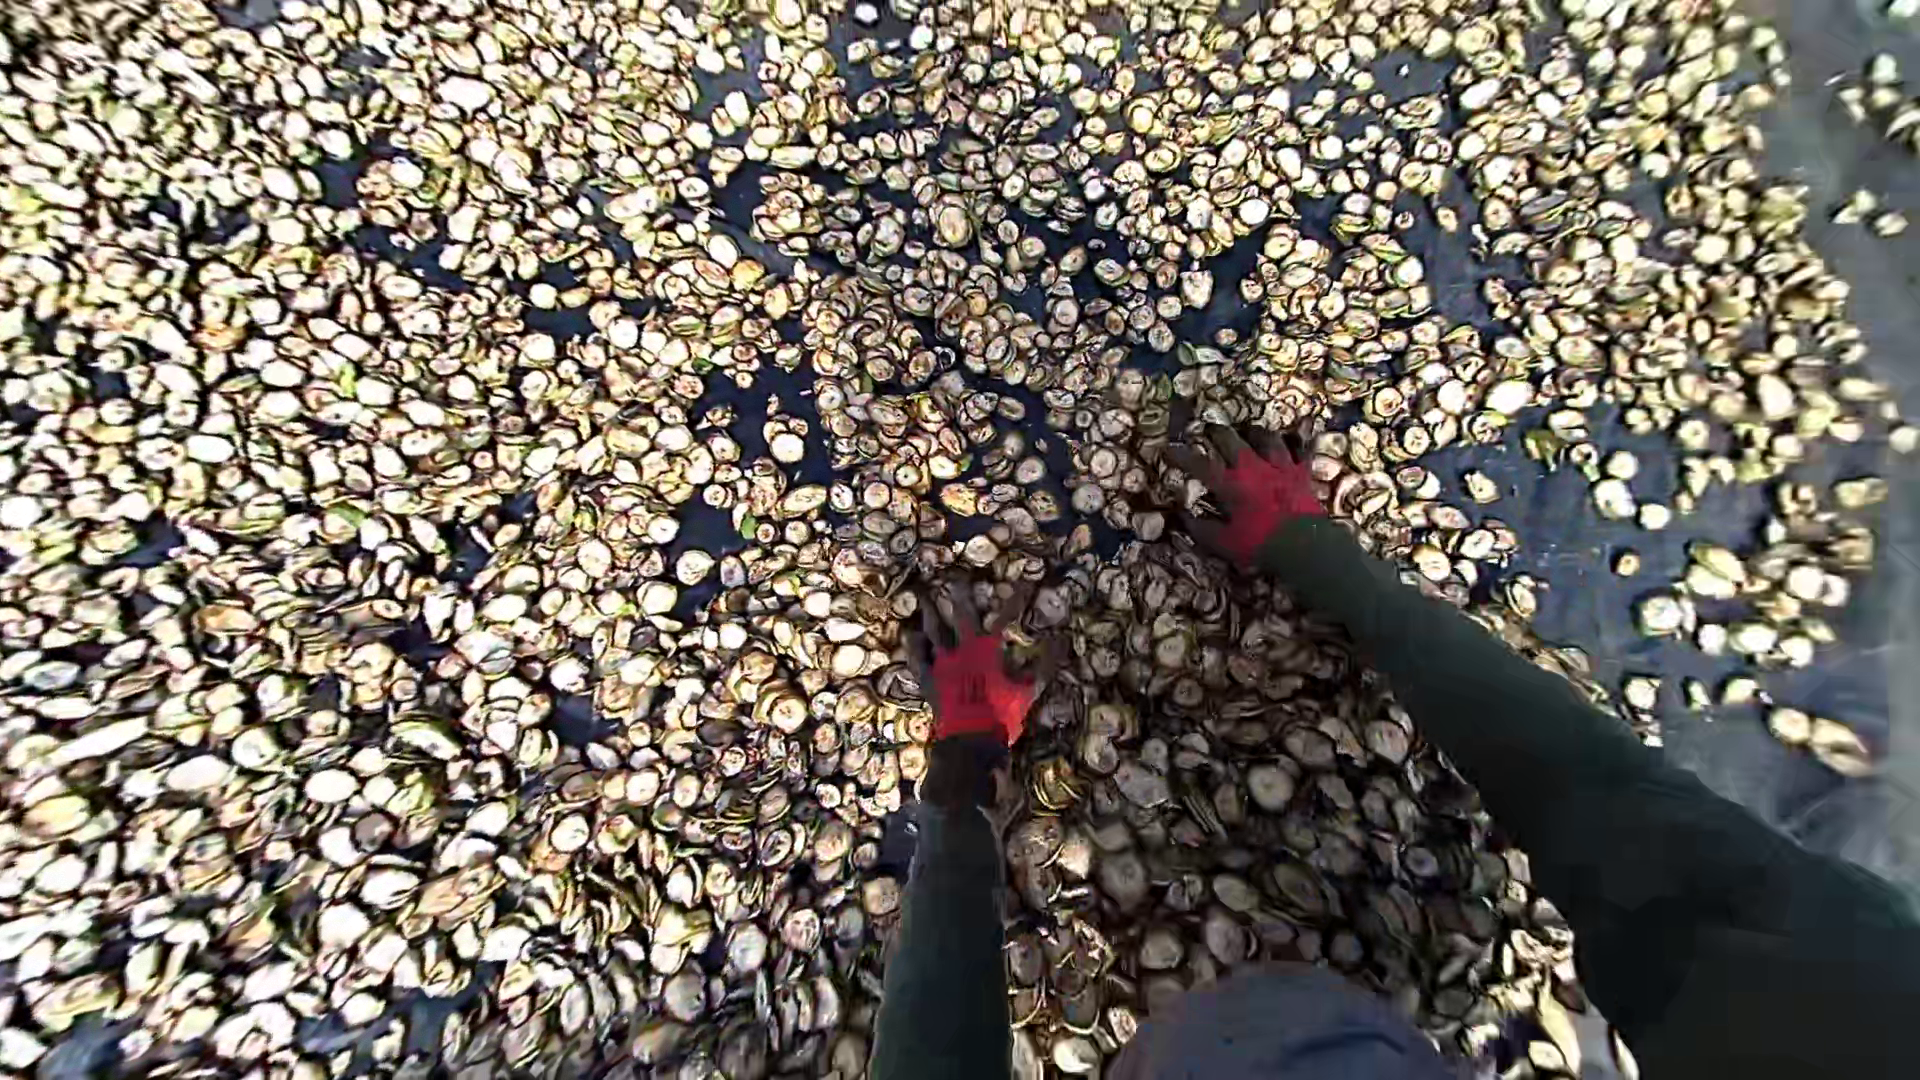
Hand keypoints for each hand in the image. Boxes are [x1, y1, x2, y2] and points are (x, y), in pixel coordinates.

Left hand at [907, 580, 1046, 808]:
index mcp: (988, 649)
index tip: (1023, 582)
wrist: (970, 740)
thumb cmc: (1002, 714)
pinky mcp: (928, 678)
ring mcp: (942, 662)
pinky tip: (910, 633)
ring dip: (931, 612)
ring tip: (925, 597)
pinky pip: (918, 657)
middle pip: (961, 613)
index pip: (1005, 617)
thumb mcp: (1028, 691)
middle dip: (960, 593)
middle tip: (955, 577)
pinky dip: (914, 644)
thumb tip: (1062, 640)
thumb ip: (1044, 665)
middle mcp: (963, 648)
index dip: (1016, 599)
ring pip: (934, 630)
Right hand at [1166, 423, 1324, 569]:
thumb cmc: (1259, 544)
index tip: (1169, 449)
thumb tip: (1183, 515)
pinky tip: (1289, 439)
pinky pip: (1300, 449)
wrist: (1304, 545)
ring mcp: (1280, 466)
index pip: (1200, 464)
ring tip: (1247, 430)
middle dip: (1216, 432)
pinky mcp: (1301, 472)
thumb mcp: (1221, 541)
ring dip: (1253, 432)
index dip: (1181, 455)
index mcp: (1230, 484)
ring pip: (1266, 437)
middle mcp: (1253, 468)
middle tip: (1208, 429)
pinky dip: (1293, 441)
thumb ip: (1200, 527)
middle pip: (1231, 439)